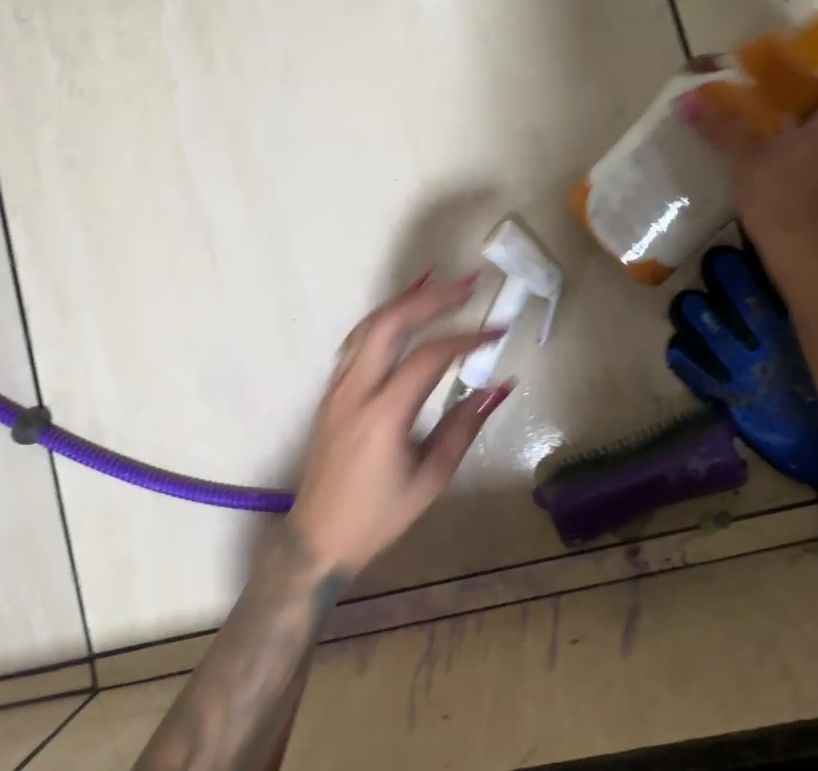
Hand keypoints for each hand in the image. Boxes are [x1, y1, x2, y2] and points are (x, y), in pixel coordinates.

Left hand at [287, 273, 513, 576]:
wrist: (319, 536)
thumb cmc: (379, 516)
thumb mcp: (430, 479)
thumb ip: (463, 428)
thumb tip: (497, 388)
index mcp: (383, 415)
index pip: (429, 357)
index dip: (467, 339)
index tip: (498, 331)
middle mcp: (355, 391)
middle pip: (389, 324)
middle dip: (430, 298)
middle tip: (467, 284)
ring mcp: (337, 388)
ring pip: (367, 327)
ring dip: (403, 300)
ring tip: (435, 280)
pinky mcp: (331, 393)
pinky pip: (356, 343)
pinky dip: (381, 320)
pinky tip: (400, 312)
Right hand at [678, 38, 817, 273]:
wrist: (794, 251)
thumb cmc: (779, 199)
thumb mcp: (747, 158)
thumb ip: (721, 127)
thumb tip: (687, 103)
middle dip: (809, 80)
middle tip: (775, 73)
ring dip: (798, 107)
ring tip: (761, 103)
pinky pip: (815, 141)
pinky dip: (794, 130)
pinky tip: (762, 137)